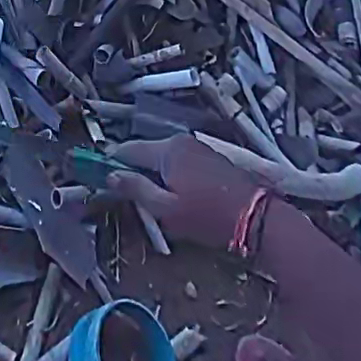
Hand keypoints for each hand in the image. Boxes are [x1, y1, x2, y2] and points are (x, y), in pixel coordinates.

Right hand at [106, 135, 262, 249]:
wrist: (259, 219)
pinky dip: (170, 173)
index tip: (100, 176)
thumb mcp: (167, 210)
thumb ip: (136, 189)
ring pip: (162, 157)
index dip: (111, 162)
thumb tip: (110, 175)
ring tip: (153, 200)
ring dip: (152, 173)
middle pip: (145, 151)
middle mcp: (179, 141)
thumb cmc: (209, 217)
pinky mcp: (209, 157)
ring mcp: (196, 147)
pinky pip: (178, 160)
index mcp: (166, 149)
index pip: (127, 149)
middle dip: (133, 170)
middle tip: (129, 195)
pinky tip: (176, 195)